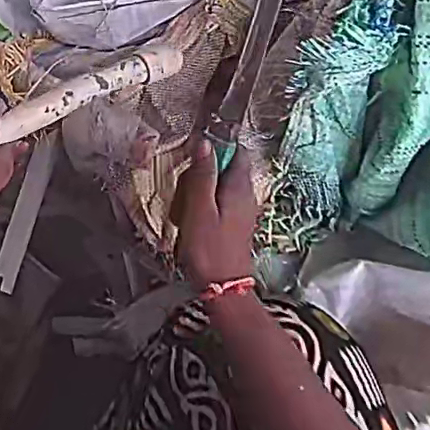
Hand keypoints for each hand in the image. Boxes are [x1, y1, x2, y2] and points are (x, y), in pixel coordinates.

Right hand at [173, 138, 259, 287]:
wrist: (222, 287)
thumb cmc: (208, 246)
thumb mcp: (199, 207)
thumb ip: (202, 174)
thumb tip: (204, 142)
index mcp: (240, 187)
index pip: (237, 151)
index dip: (218, 143)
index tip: (195, 147)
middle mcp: (246, 194)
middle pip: (227, 165)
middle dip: (205, 165)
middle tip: (184, 179)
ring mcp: (242, 208)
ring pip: (221, 182)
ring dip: (201, 183)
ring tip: (184, 197)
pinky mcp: (234, 221)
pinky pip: (219, 197)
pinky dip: (204, 198)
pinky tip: (190, 210)